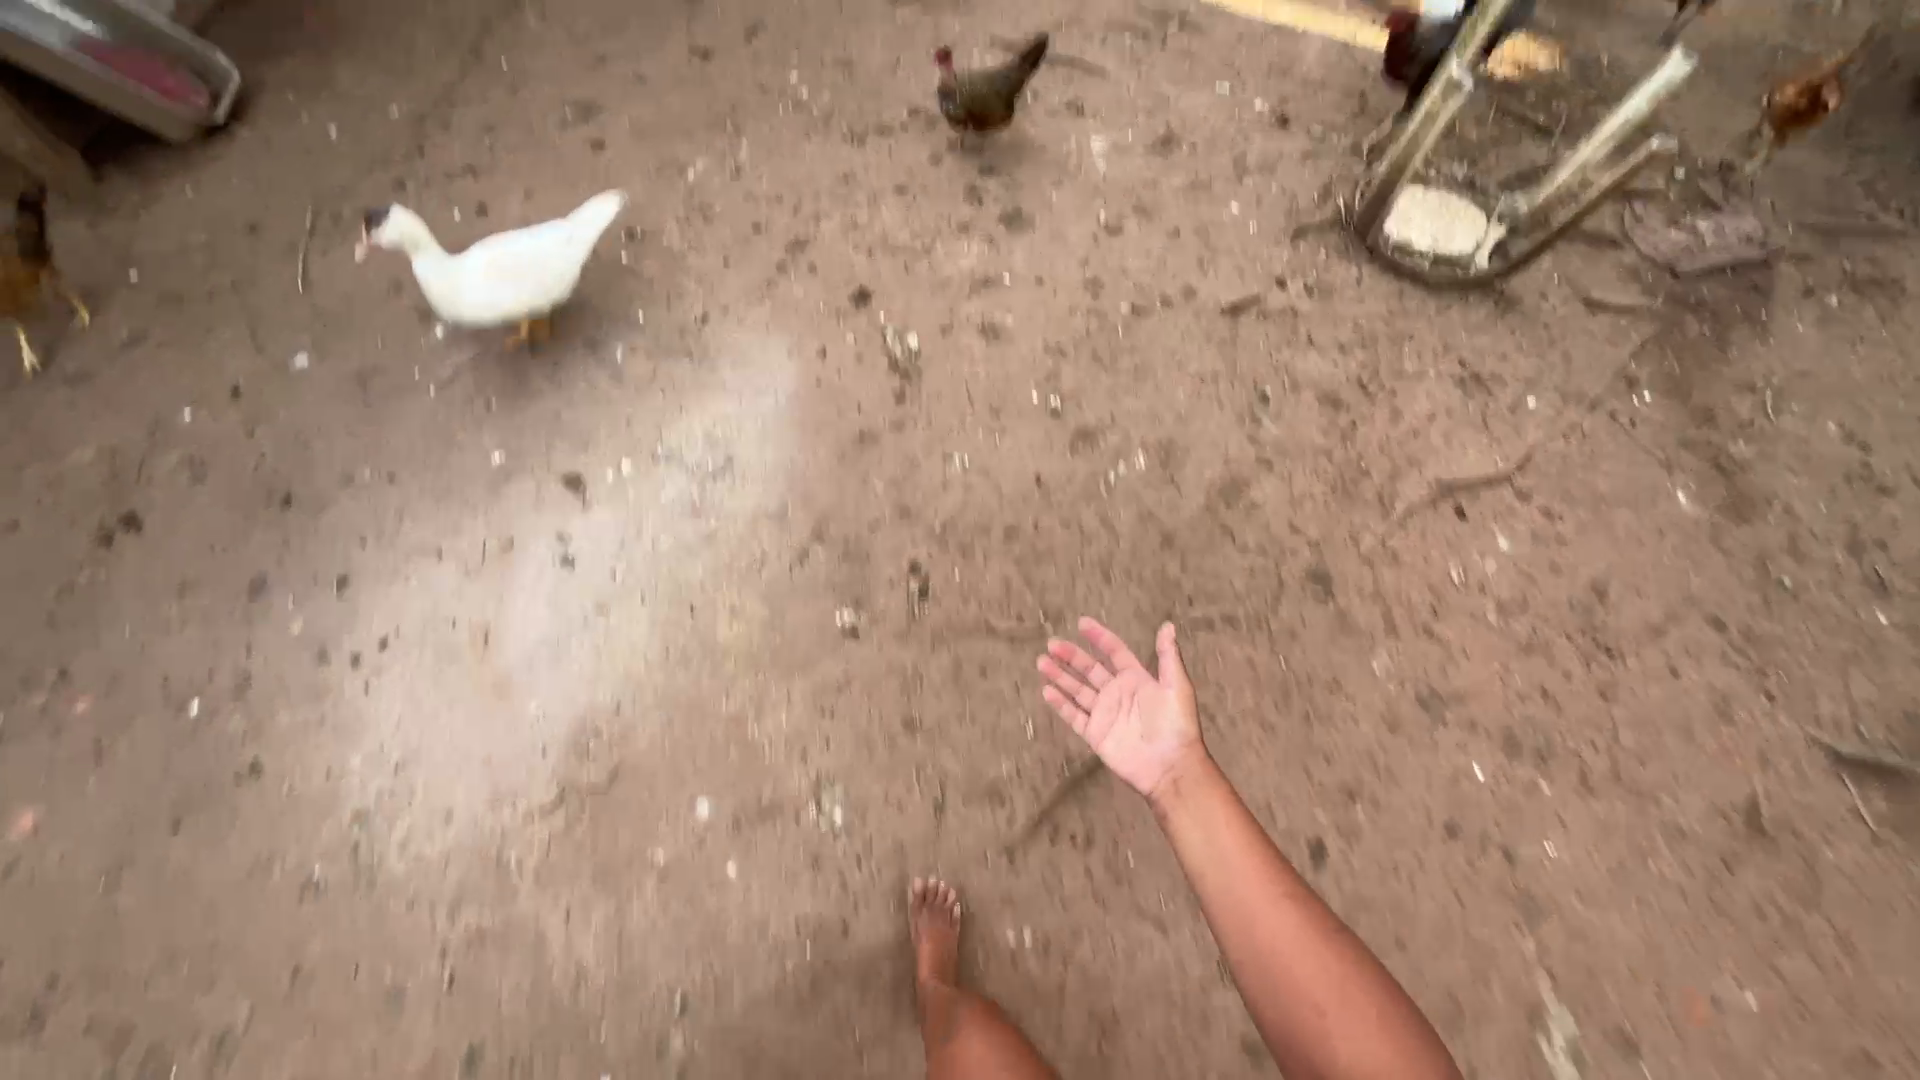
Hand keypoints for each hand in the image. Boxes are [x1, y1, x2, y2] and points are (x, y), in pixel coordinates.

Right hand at [1036, 617, 1204, 802]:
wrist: (1169, 766)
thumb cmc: (1176, 725)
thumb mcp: (1177, 687)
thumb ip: (1168, 656)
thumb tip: (1168, 625)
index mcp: (1136, 679)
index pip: (1114, 652)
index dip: (1099, 637)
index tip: (1081, 623)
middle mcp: (1117, 693)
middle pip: (1090, 669)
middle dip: (1071, 656)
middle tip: (1052, 644)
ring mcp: (1104, 713)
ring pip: (1077, 690)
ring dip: (1060, 675)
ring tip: (1042, 662)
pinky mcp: (1095, 733)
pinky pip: (1073, 715)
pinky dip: (1060, 704)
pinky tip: (1046, 691)